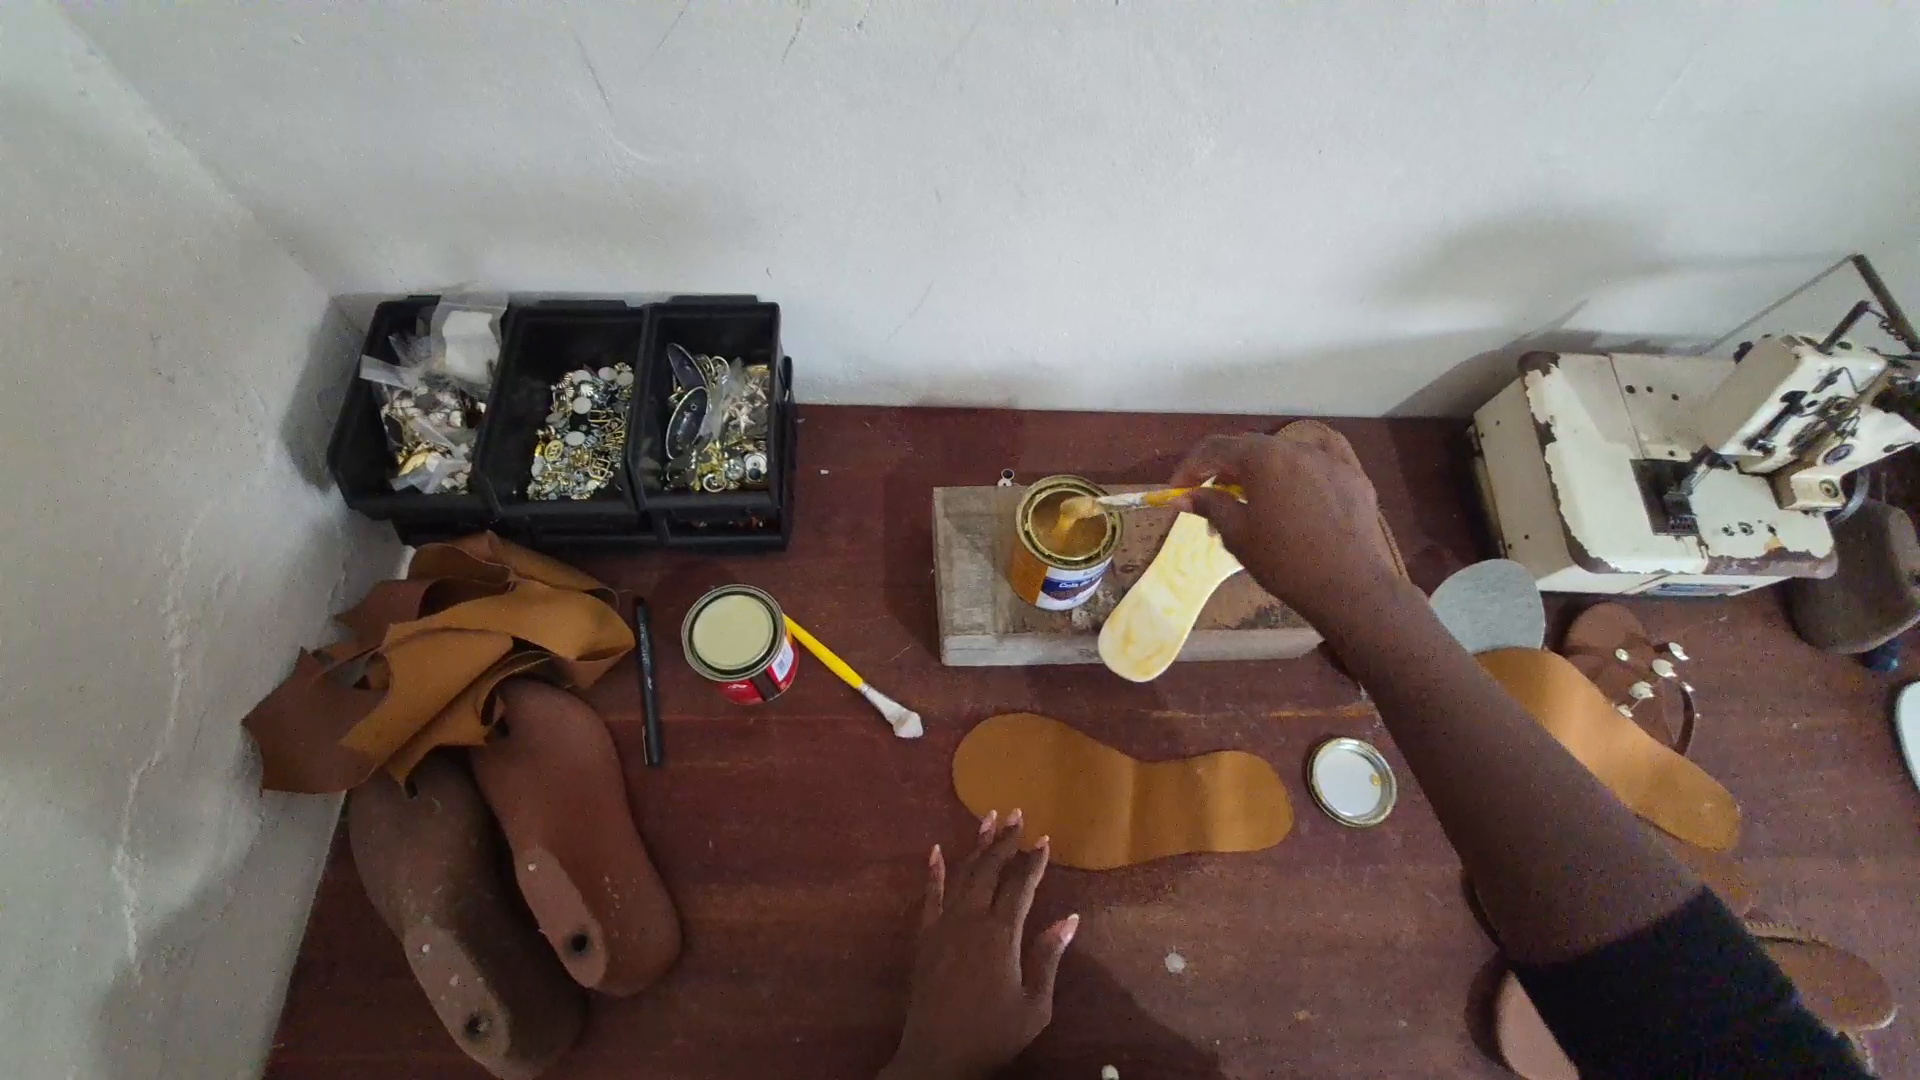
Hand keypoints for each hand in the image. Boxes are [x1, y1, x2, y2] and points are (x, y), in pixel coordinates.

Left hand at [880, 811, 1078, 1079]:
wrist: (937, 1058)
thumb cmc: (992, 1035)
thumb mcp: (1034, 1007)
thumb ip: (1048, 958)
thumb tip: (1069, 919)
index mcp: (1001, 934)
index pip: (1020, 886)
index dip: (1033, 861)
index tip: (1044, 839)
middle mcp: (972, 918)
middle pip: (990, 869)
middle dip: (1005, 840)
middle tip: (1017, 814)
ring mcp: (944, 924)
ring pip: (963, 874)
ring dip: (977, 845)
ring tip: (988, 818)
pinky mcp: (925, 936)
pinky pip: (930, 894)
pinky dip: (935, 870)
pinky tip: (937, 850)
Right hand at [1170, 428, 1402, 628]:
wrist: (1349, 586)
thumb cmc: (1284, 561)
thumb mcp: (1237, 534)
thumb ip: (1210, 505)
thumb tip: (1183, 497)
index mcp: (1263, 458)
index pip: (1214, 448)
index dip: (1189, 468)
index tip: (1177, 492)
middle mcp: (1295, 447)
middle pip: (1248, 448)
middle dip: (1223, 470)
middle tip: (1208, 499)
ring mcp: (1329, 458)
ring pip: (1283, 452)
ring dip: (1259, 469)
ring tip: (1252, 498)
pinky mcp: (1352, 474)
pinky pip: (1321, 456)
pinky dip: (1300, 463)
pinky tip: (1297, 476)